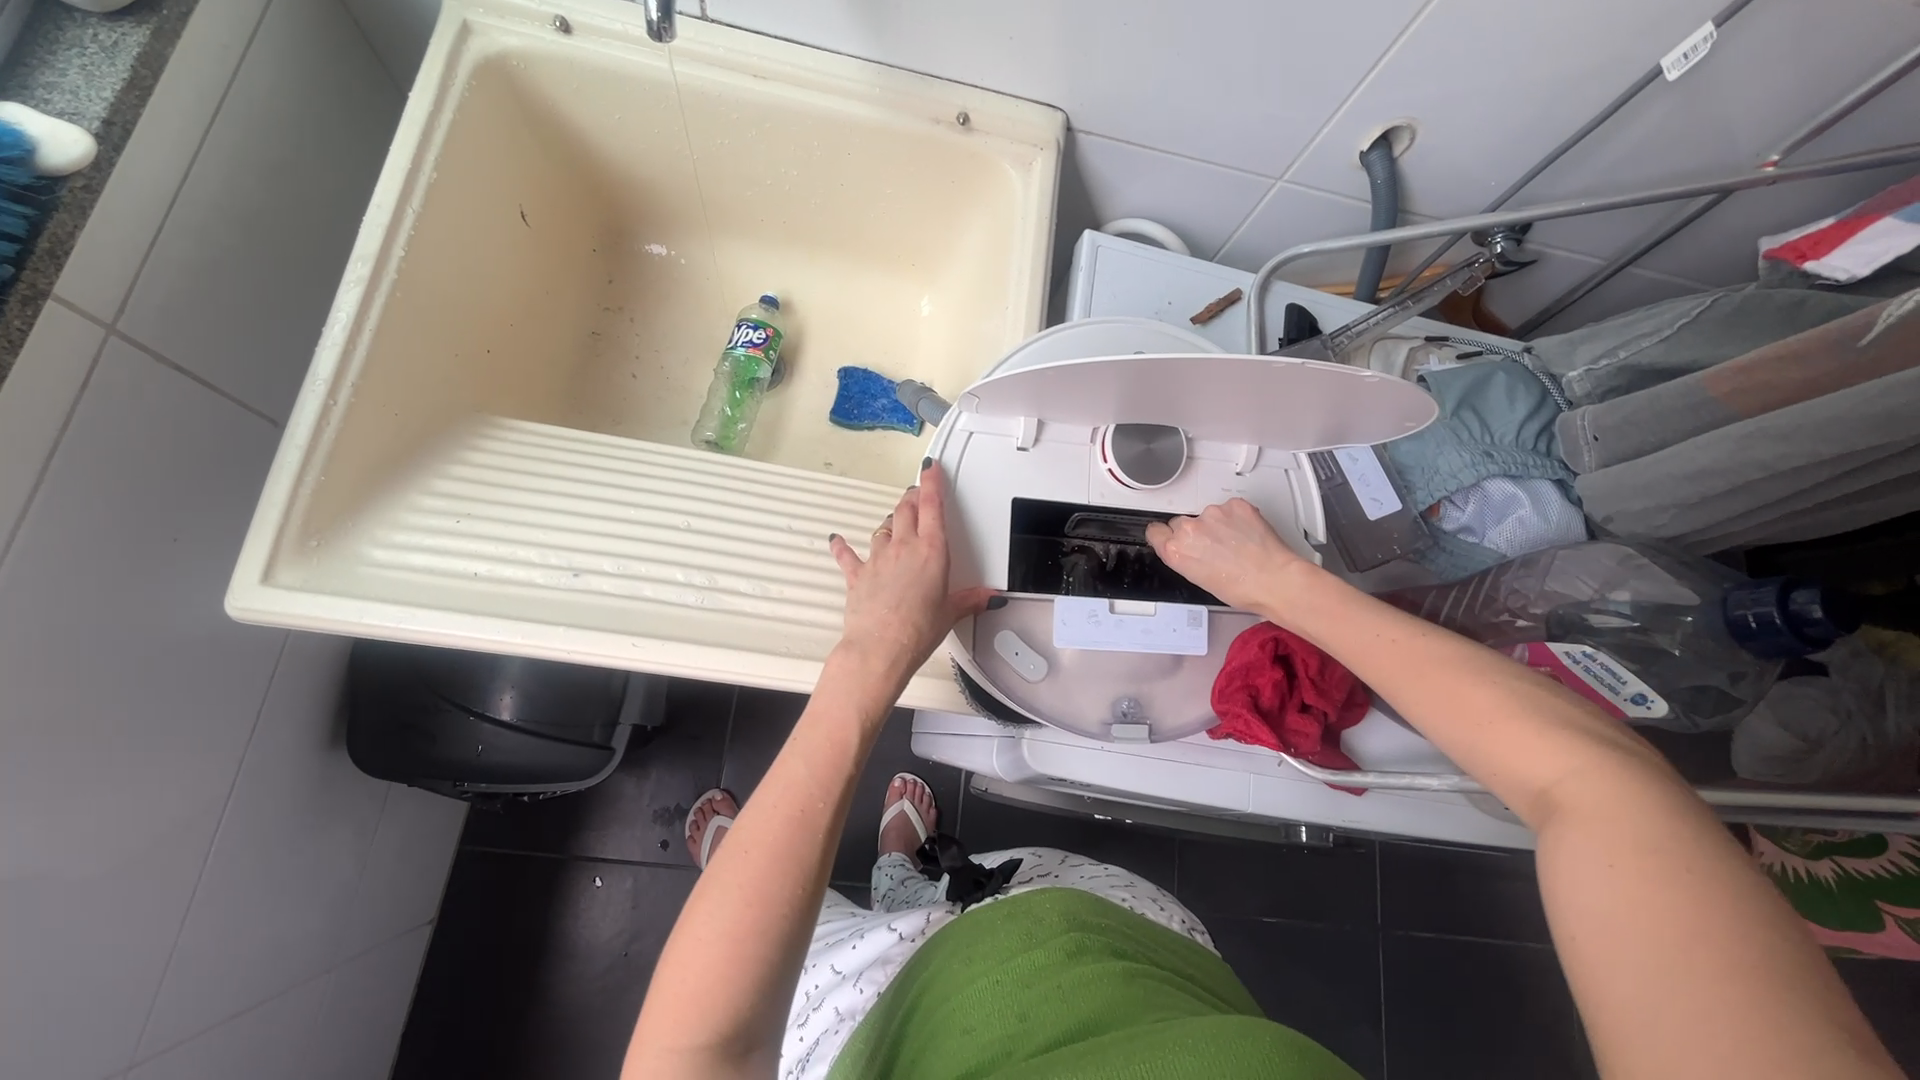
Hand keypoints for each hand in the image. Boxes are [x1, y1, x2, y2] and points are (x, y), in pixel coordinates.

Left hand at [829, 462, 993, 689]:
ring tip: (895, 520)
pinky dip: (843, 546)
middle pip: (906, 509)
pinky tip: (837, 540)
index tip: (931, 468)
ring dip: (890, 521)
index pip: (932, 505)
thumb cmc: (915, 630)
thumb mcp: (950, 613)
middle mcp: (903, 548)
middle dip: (912, 497)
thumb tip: (988, 597)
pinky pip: (847, 554)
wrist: (879, 648)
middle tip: (917, 493)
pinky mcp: (857, 575)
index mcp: (931, 551)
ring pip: (883, 527)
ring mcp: (877, 559)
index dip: (932, 482)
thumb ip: (970, 600)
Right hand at [1146, 498, 1312, 613]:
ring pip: (1207, 514)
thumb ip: (1184, 558)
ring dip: (1217, 524)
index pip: (1155, 531)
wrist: (1274, 580)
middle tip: (1212, 547)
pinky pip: (1229, 507)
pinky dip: (1236, 517)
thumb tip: (1188, 550)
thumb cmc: (1242, 588)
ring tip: (1235, 544)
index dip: (1164, 535)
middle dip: (1194, 532)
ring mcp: (1212, 514)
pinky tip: (1245, 534)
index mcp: (1176, 550)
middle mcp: (1190, 529)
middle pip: (1180, 522)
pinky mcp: (1234, 505)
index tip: (1170, 536)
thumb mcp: (1199, 580)